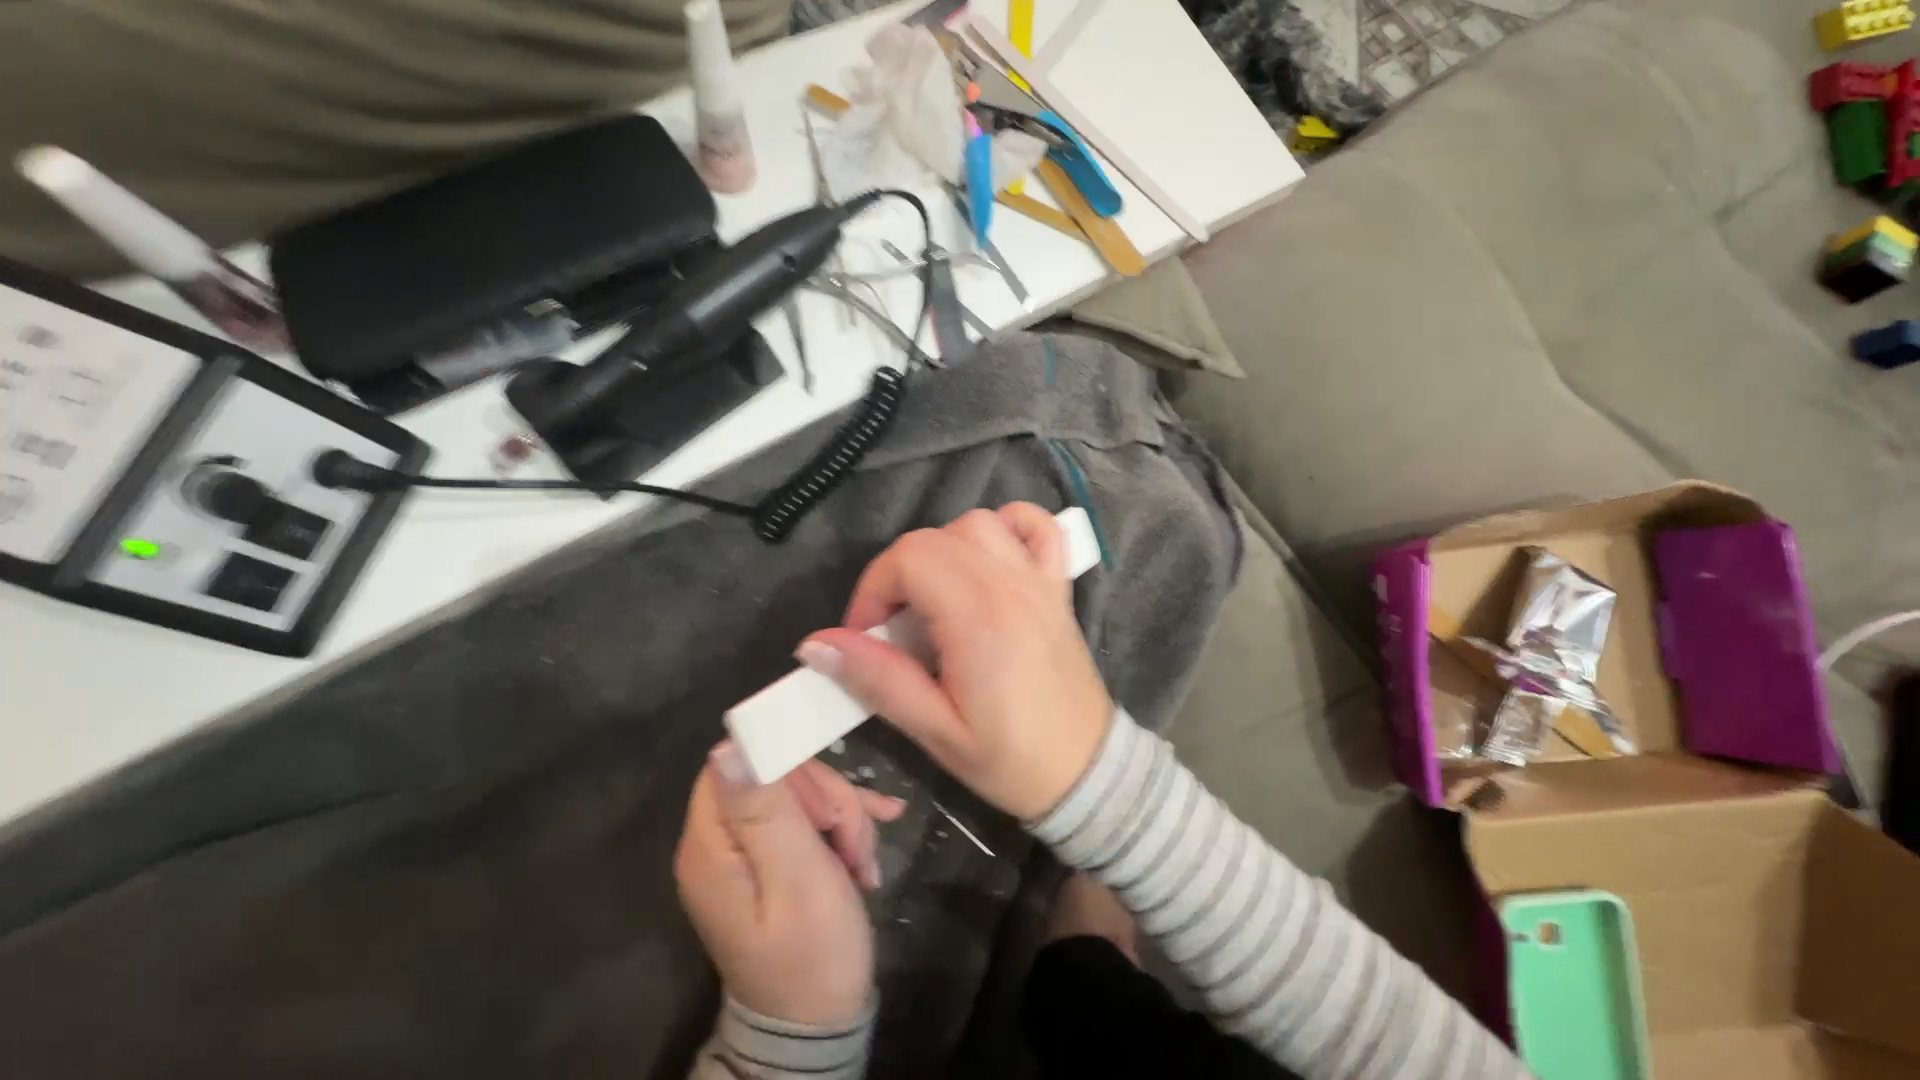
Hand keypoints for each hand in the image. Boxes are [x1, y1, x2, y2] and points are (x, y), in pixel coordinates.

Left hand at [675, 743, 905, 1027]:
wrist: (816, 1029)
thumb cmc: (811, 955)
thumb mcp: (797, 877)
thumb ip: (766, 810)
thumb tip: (730, 742)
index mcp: (712, 843)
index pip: (741, 762)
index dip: (790, 769)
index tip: (830, 805)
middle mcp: (719, 842)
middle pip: (776, 777)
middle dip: (827, 801)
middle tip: (855, 844)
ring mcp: (744, 854)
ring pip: (800, 797)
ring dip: (842, 820)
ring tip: (864, 862)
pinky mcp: (768, 864)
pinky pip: (805, 824)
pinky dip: (840, 834)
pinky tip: (868, 857)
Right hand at [799, 504, 1113, 820]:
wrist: (1086, 773)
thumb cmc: (1011, 760)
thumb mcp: (936, 731)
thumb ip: (878, 680)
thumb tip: (816, 644)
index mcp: (980, 617)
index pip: (909, 558)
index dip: (873, 591)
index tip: (866, 639)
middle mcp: (1011, 584)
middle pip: (934, 538)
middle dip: (897, 577)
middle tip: (893, 633)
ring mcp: (1039, 581)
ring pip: (978, 524)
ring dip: (943, 551)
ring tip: (934, 601)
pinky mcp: (1057, 588)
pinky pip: (1036, 527)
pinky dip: (1007, 528)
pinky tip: (988, 562)